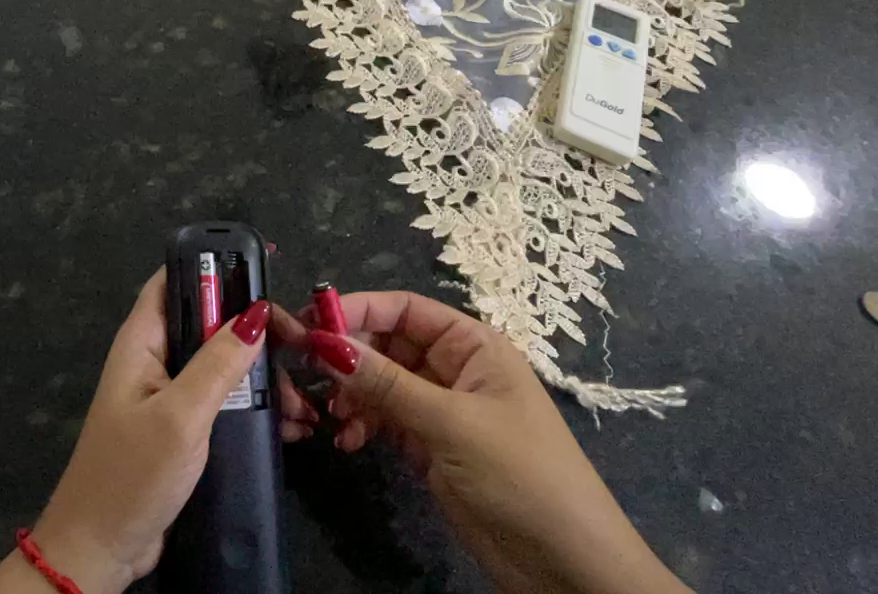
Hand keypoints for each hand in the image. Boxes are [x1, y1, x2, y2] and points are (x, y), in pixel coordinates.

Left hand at [0, 270, 270, 593]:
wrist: (101, 549)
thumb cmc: (133, 473)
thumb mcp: (181, 415)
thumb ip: (218, 363)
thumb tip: (257, 312)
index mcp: (141, 341)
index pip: (173, 281)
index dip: (213, 269)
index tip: (264, 272)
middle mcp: (153, 359)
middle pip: (207, 323)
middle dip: (252, 332)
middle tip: (298, 349)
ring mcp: (166, 395)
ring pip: (220, 366)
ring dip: (260, 378)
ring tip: (302, 405)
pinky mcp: (180, 428)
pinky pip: (222, 403)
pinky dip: (253, 408)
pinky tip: (289, 427)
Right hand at [273, 291, 691, 593]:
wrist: (569, 570)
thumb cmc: (522, 476)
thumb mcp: (450, 424)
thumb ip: (385, 382)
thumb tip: (323, 343)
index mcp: (473, 345)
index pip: (404, 309)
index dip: (357, 309)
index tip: (311, 322)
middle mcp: (454, 367)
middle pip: (386, 343)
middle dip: (348, 357)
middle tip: (308, 373)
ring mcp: (441, 407)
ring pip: (379, 382)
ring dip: (351, 395)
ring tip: (332, 418)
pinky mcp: (430, 444)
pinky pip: (384, 418)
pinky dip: (362, 424)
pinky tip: (348, 441)